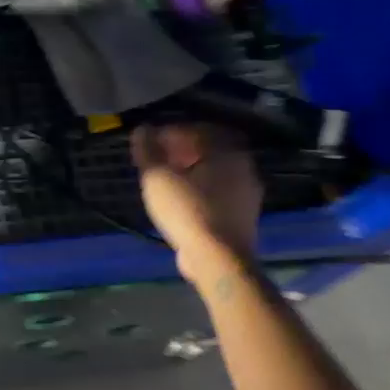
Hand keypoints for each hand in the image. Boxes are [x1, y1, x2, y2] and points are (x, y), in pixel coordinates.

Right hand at [130, 123, 262, 282]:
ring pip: (215, 172)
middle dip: (181, 150)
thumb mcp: (157, 177)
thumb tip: (142, 129)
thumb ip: (148, 150)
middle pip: (209, 150)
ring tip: (164, 179)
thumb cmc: (187, 210)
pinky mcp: (242, 216)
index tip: (150, 141)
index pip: (199, 129)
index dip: (171, 131)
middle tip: (156, 158)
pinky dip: (199, 189)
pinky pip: (218, 192)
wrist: (218, 260)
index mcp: (228, 153)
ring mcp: (247, 194)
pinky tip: (179, 199)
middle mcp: (244, 168)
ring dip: (190, 170)